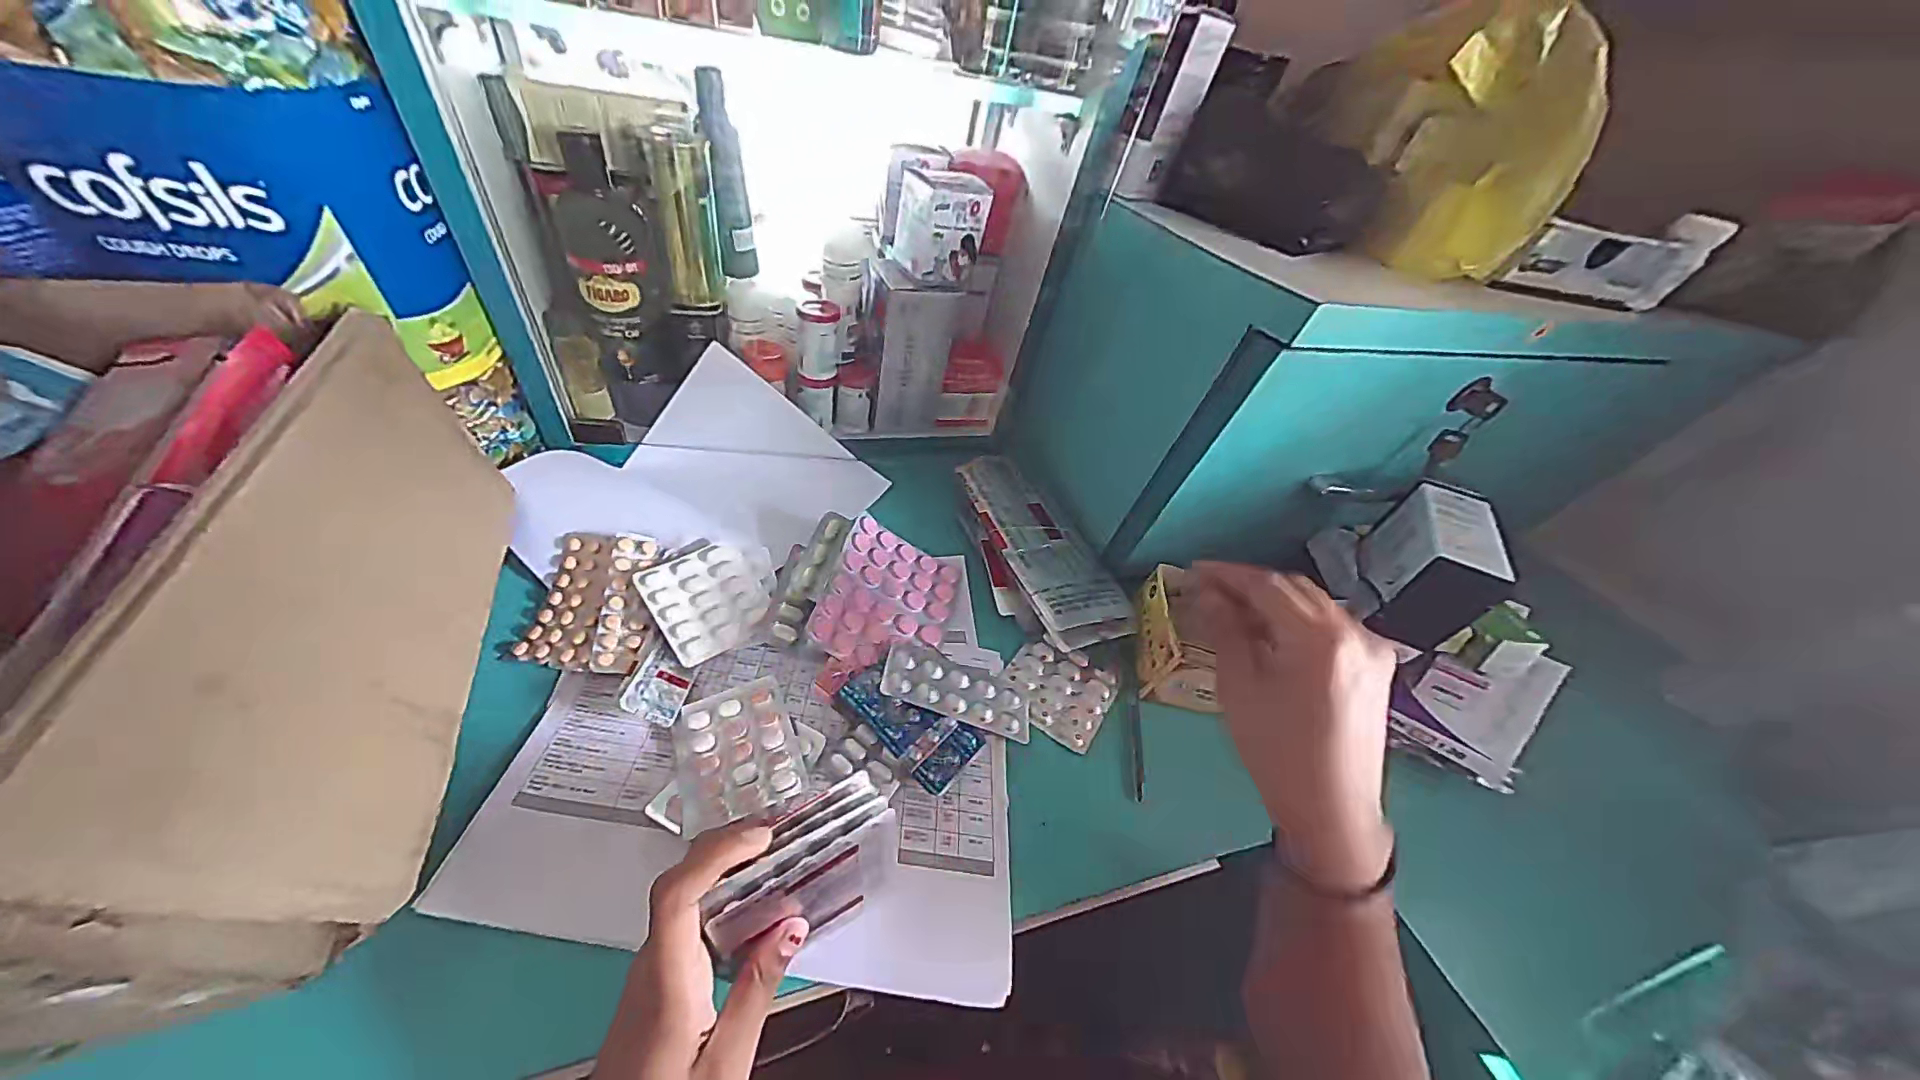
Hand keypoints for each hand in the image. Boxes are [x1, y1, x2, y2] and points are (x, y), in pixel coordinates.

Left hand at [595, 823, 809, 1079]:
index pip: (678, 891)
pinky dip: (722, 889)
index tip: (761, 836)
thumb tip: (791, 928)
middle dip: (728, 844)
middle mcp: (650, 962)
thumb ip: (758, 992)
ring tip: (771, 851)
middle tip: (775, 831)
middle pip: (680, 879)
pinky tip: (751, 895)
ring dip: (726, 862)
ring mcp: (650, 965)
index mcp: (666, 981)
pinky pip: (688, 912)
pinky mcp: (657, 972)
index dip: (719, 852)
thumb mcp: (724, 1064)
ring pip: (683, 892)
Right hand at [1189, 562, 1396, 892]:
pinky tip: (1269, 632)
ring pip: (1312, 604)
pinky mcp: (1375, 665)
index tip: (1196, 570)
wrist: (1331, 807)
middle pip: (1294, 588)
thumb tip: (1209, 594)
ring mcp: (1371, 649)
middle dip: (1249, 584)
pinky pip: (1329, 625)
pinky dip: (1295, 620)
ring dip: (1272, 600)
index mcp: (1320, 639)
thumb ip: (1225, 630)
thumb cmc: (1276, 752)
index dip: (1227, 574)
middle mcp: (1355, 634)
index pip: (1267, 586)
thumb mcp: (1239, 686)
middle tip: (1209, 588)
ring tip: (1233, 609)